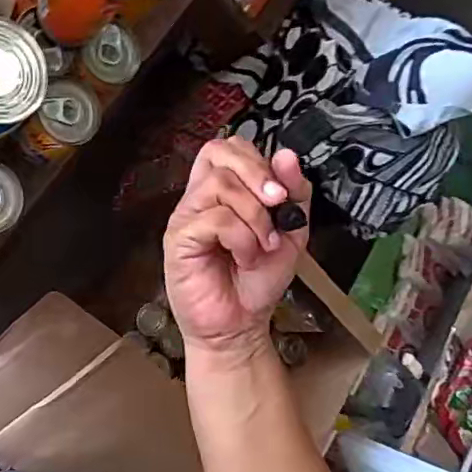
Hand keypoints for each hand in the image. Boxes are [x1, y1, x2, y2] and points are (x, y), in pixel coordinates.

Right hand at [162, 137, 311, 362]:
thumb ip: (294, 194)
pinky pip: (215, 219)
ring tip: (263, 246)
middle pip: (217, 151)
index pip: (228, 147)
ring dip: (255, 216)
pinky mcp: (177, 240)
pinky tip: (246, 258)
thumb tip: (287, 155)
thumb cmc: (256, 282)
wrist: (240, 325)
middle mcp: (198, 199)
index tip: (281, 189)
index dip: (256, 157)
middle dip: (256, 173)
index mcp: (221, 193)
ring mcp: (185, 218)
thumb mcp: (290, 232)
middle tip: (276, 203)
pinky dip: (242, 238)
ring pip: (220, 185)